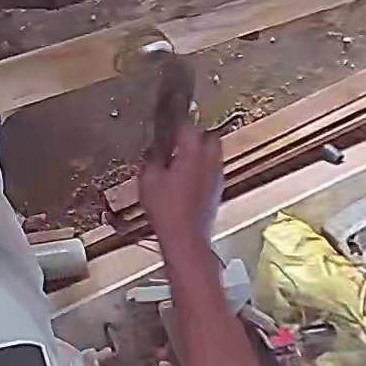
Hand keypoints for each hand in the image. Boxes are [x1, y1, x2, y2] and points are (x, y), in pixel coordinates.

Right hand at [138, 123, 221, 250]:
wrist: (185, 238)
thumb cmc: (166, 208)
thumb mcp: (148, 179)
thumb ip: (152, 159)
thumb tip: (156, 150)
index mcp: (193, 153)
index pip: (187, 127)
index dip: (174, 127)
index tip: (163, 131)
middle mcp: (210, 161)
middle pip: (208, 136)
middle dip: (193, 137)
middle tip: (175, 144)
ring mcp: (217, 176)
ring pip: (213, 153)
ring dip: (199, 153)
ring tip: (179, 162)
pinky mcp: (217, 191)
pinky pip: (212, 170)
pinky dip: (201, 169)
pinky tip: (185, 181)